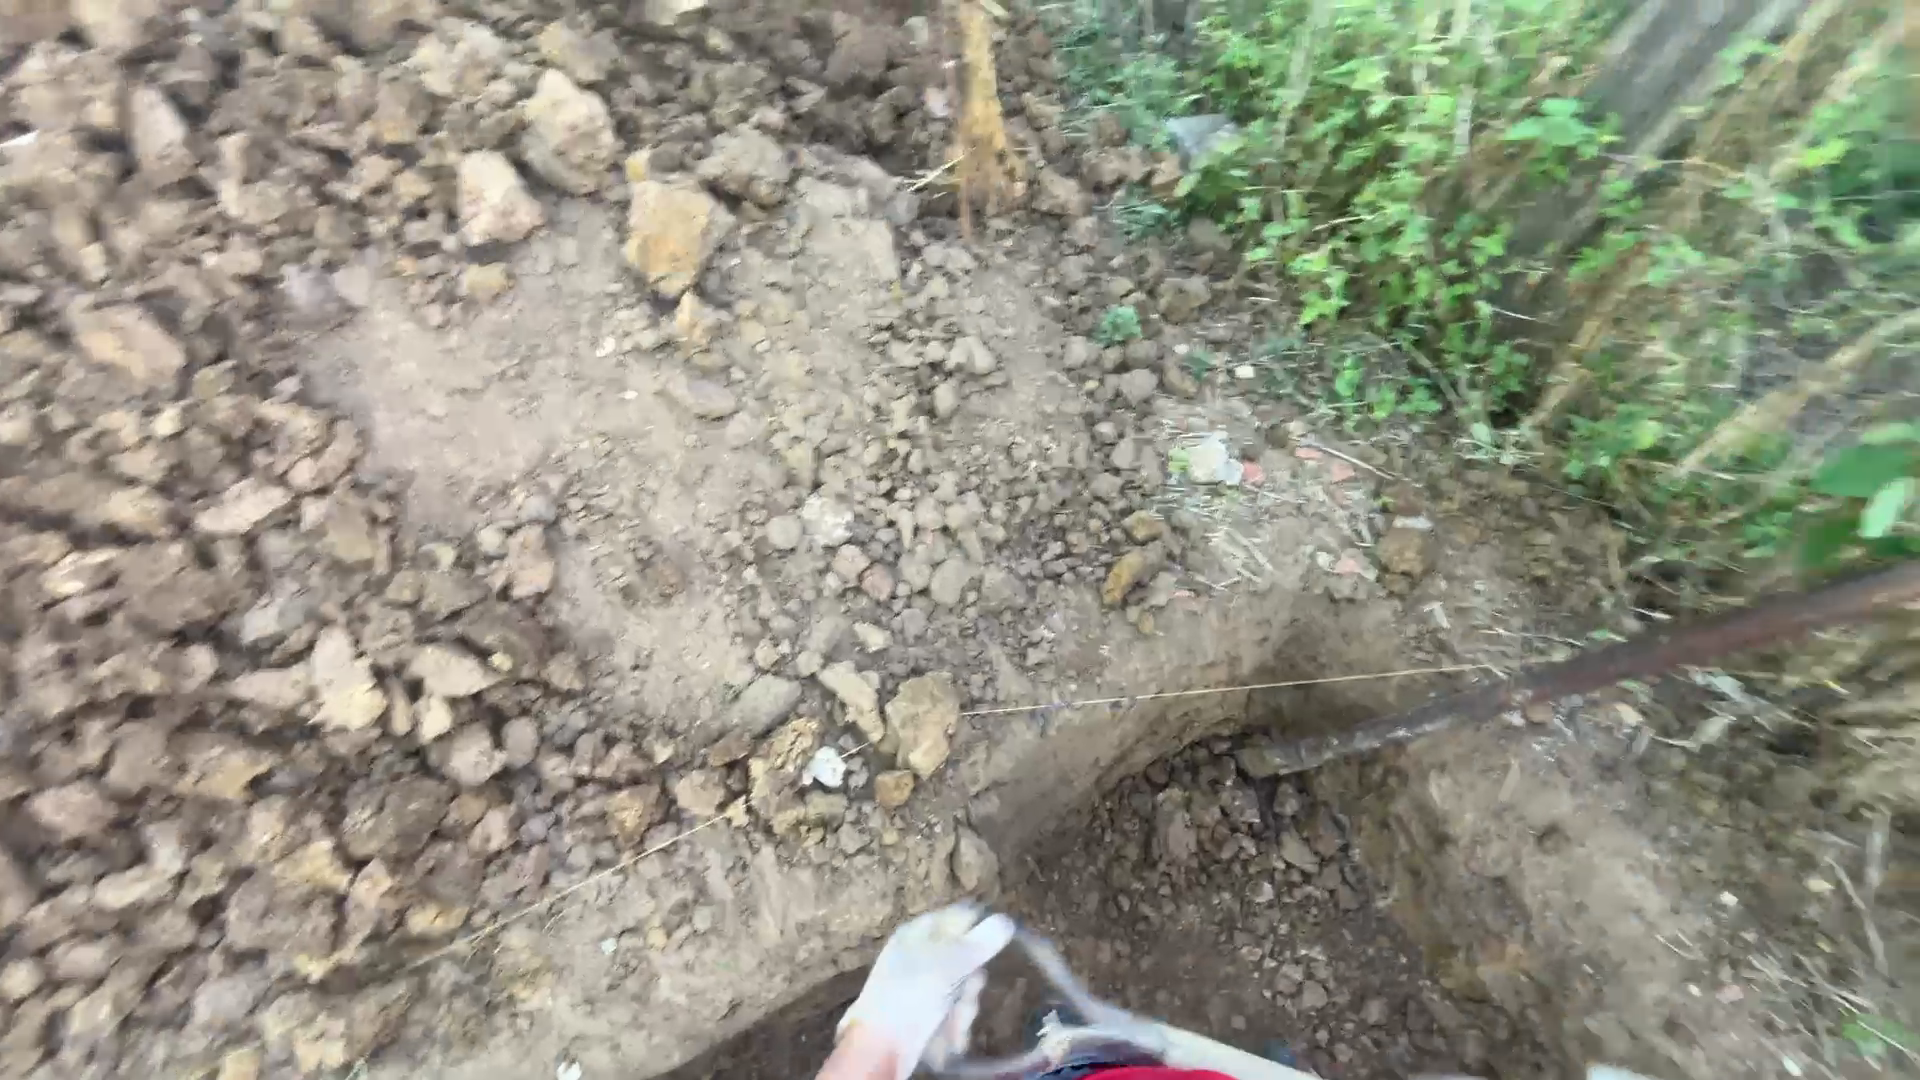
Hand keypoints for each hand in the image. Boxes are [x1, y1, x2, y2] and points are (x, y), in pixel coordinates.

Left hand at [834, 904, 1015, 1079]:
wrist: (879, 1048)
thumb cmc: (912, 994)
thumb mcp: (950, 963)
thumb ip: (981, 942)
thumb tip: (1006, 920)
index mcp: (920, 931)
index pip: (960, 916)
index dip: (981, 928)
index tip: (997, 946)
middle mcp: (920, 954)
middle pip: (965, 957)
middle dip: (972, 980)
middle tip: (968, 992)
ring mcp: (920, 986)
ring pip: (960, 988)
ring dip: (964, 1008)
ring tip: (955, 1023)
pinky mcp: (923, 1015)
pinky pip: (950, 1011)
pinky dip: (954, 1025)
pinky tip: (950, 1039)